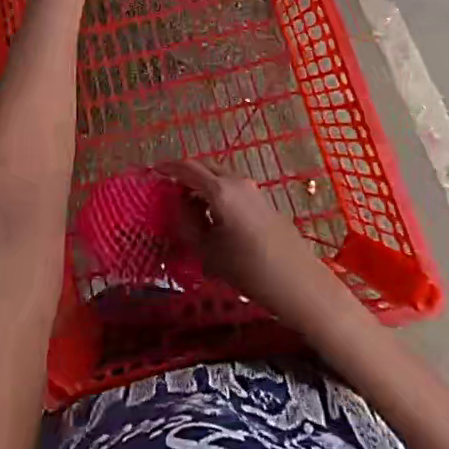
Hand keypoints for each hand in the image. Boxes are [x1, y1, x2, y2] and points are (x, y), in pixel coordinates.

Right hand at [163, 158, 352, 327]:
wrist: (296, 281)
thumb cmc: (248, 268)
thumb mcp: (208, 251)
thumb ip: (188, 224)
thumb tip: (178, 205)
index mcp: (220, 190)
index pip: (187, 168)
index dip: (167, 168)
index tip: (152, 172)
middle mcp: (237, 181)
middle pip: (204, 168)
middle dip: (184, 176)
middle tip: (168, 192)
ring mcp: (253, 189)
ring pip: (219, 177)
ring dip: (201, 186)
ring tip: (187, 209)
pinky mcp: (262, 201)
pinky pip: (232, 188)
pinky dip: (216, 194)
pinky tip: (211, 217)